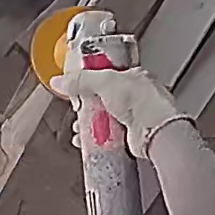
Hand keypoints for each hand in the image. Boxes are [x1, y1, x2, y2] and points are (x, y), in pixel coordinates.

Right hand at [49, 68, 191, 157]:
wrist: (155, 132)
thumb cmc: (142, 101)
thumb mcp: (105, 81)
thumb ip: (81, 80)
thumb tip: (59, 80)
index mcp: (134, 76)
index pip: (108, 74)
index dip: (90, 79)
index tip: (77, 85)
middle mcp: (135, 96)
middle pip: (103, 99)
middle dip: (86, 106)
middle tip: (77, 108)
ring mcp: (132, 117)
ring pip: (103, 120)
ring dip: (88, 125)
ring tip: (79, 127)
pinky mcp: (129, 137)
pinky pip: (107, 137)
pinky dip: (94, 140)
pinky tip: (86, 140)